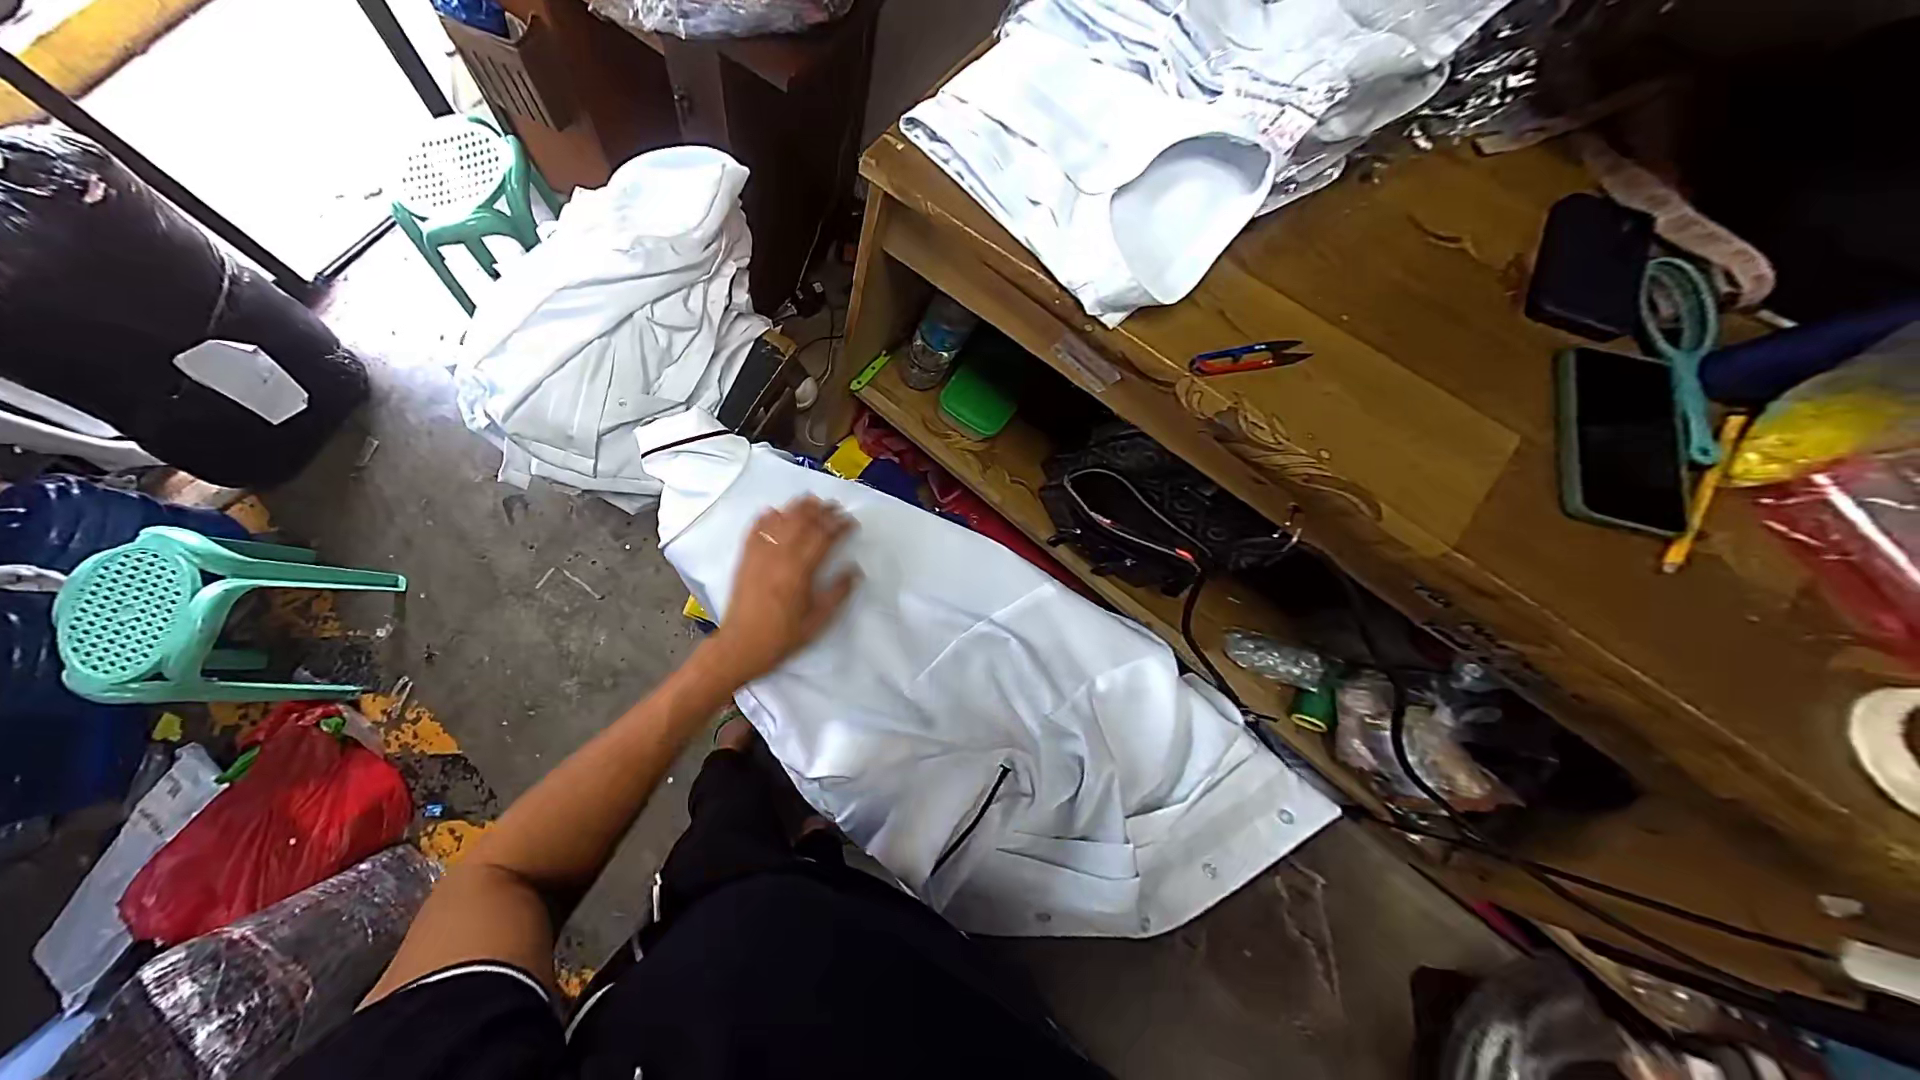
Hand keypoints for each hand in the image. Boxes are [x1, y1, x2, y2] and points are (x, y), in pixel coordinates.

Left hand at [708, 495, 858, 681]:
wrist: (740, 646)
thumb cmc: (781, 637)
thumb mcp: (818, 621)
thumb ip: (838, 593)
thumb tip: (854, 571)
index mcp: (800, 571)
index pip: (824, 537)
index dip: (840, 525)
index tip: (851, 522)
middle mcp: (779, 556)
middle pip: (803, 521)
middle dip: (821, 511)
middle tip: (834, 507)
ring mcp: (759, 554)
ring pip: (780, 520)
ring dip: (797, 507)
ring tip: (810, 501)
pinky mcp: (745, 558)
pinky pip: (756, 529)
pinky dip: (766, 517)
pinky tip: (774, 511)